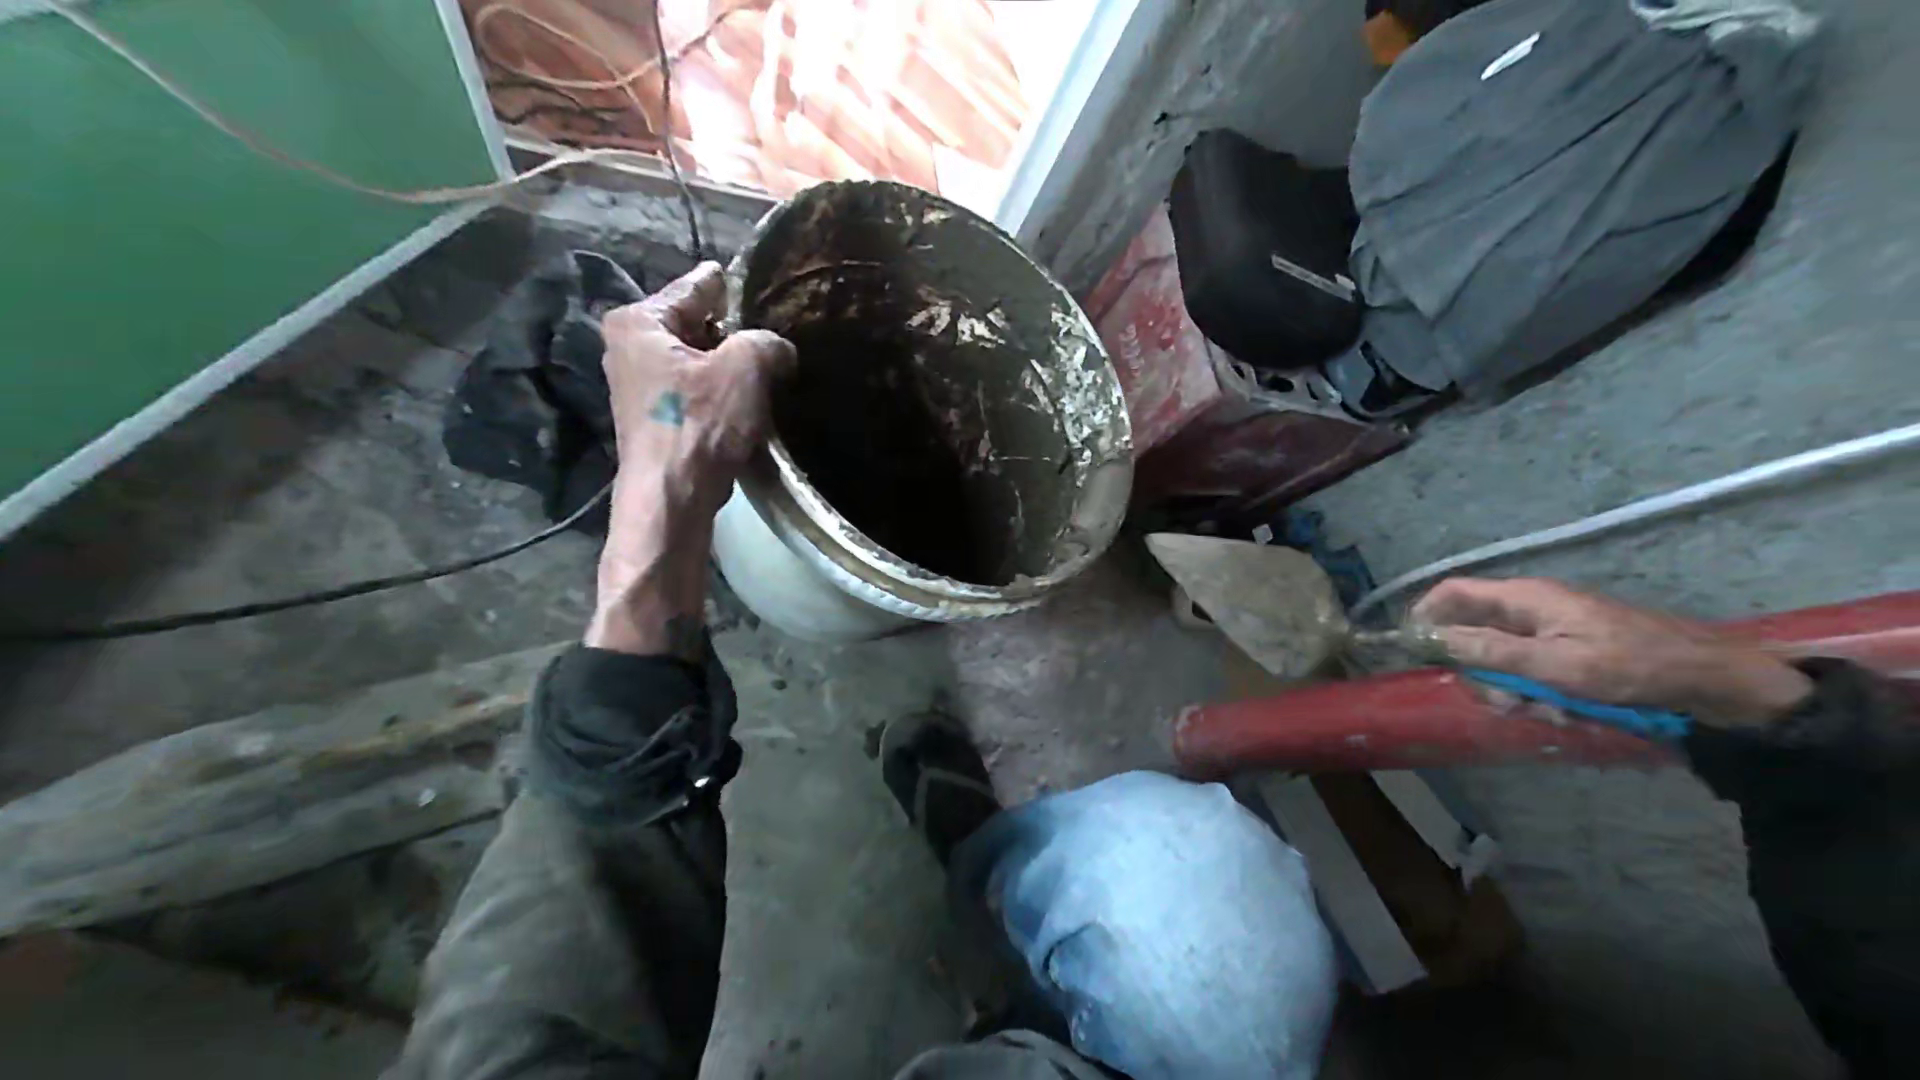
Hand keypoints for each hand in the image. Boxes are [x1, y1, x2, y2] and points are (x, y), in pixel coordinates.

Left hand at [586, 262, 795, 656]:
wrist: (673, 495)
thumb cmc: (701, 424)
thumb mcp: (745, 368)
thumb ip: (767, 342)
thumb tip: (778, 350)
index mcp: (639, 321)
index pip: (694, 287)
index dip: (729, 285)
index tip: (752, 277)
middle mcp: (629, 346)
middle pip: (695, 324)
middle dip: (732, 332)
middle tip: (771, 337)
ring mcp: (637, 384)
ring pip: (696, 359)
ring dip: (728, 366)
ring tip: (766, 371)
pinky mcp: (653, 417)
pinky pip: (694, 388)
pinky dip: (718, 391)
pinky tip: (745, 404)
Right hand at [1412, 578, 1813, 727]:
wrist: (1719, 681)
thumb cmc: (1634, 667)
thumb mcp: (1557, 664)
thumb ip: (1490, 650)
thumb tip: (1431, 637)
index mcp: (1525, 598)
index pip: (1452, 591)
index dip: (1424, 613)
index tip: (1413, 647)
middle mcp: (1531, 607)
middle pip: (1473, 630)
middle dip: (1480, 669)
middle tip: (1500, 702)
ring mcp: (1552, 627)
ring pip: (1501, 654)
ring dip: (1512, 687)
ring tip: (1544, 712)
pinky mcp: (1570, 646)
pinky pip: (1530, 666)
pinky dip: (1536, 689)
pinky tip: (1562, 710)